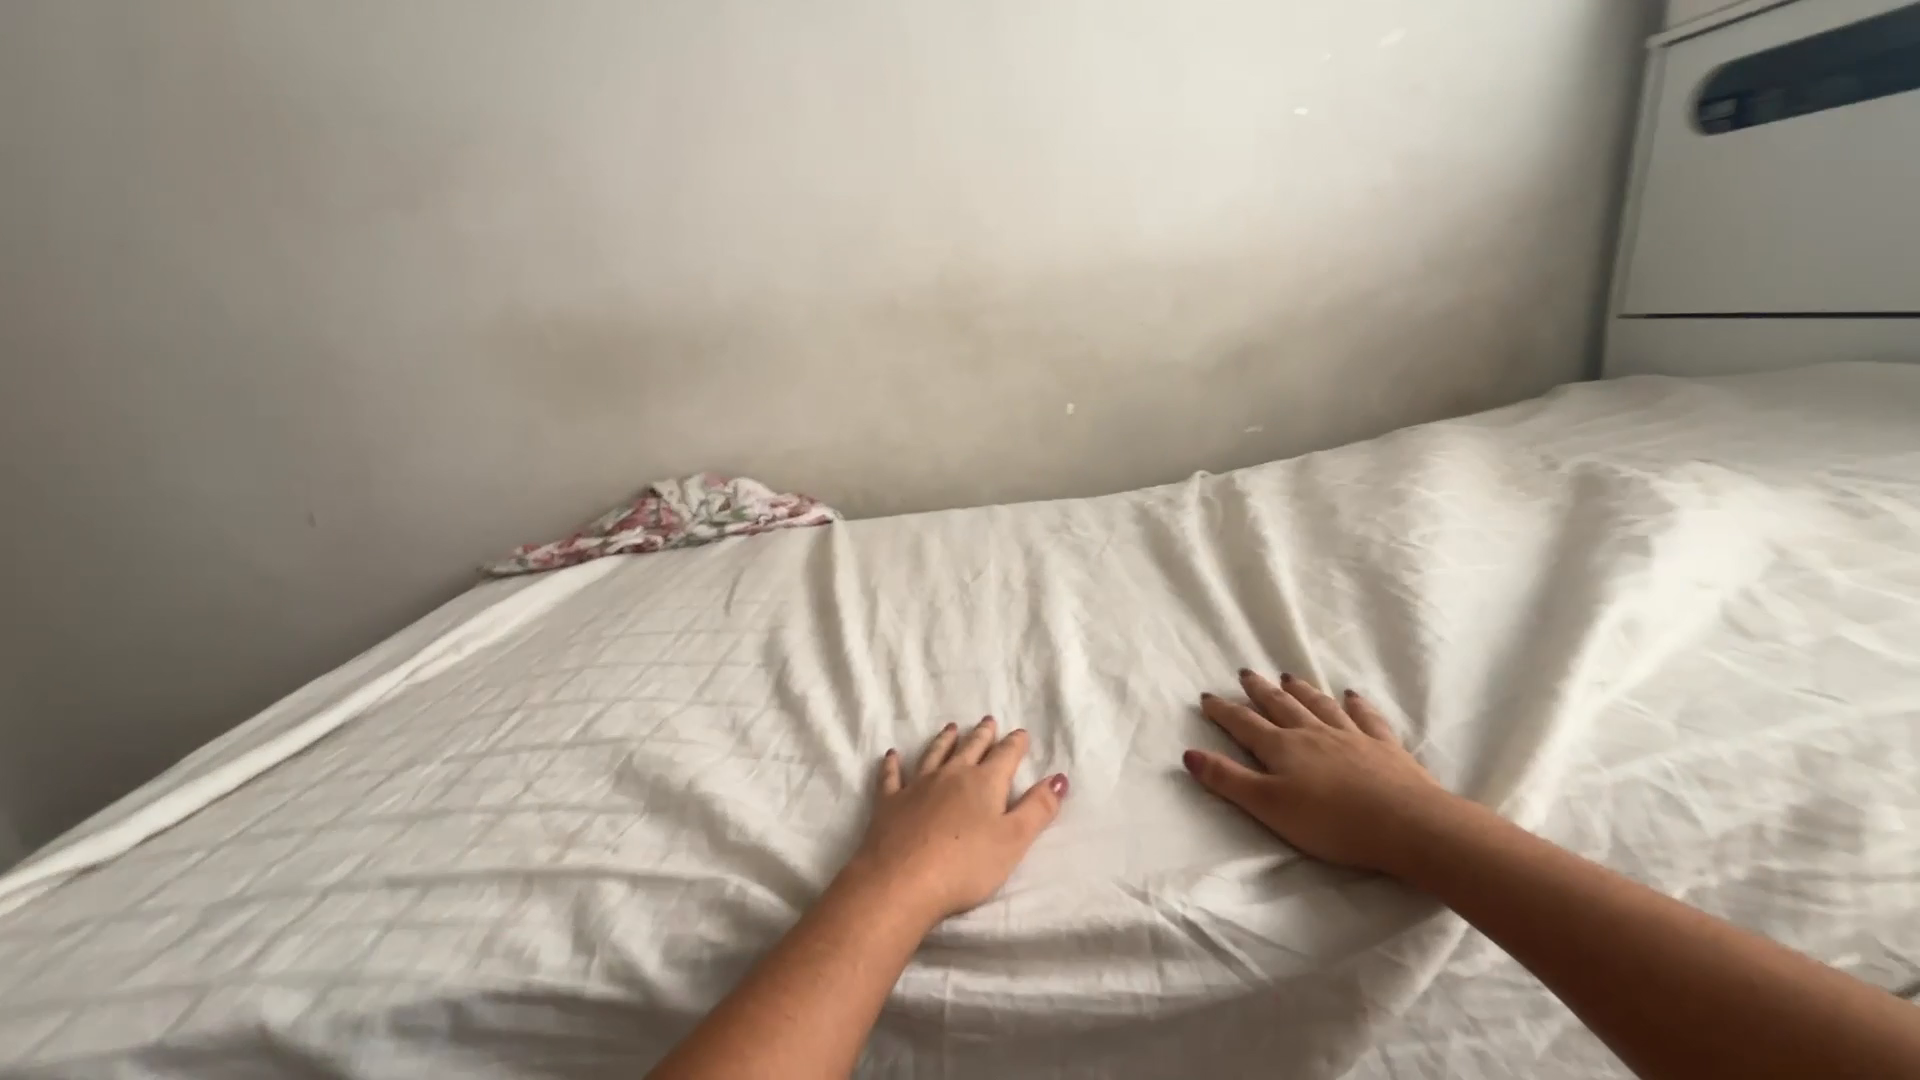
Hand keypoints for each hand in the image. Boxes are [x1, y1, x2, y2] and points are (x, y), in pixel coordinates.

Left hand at [841, 717, 1067, 921]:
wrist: (902, 880)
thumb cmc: (966, 865)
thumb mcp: (1014, 840)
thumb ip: (1038, 808)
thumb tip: (1059, 777)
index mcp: (984, 783)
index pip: (1005, 756)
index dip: (1015, 744)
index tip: (1020, 732)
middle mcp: (951, 776)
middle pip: (970, 749)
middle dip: (982, 735)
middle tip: (988, 721)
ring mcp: (917, 786)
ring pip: (934, 755)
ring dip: (944, 741)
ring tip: (951, 728)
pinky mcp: (890, 803)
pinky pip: (892, 776)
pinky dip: (893, 764)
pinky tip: (892, 755)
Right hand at [1183, 669, 1452, 874]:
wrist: (1408, 825)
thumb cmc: (1332, 822)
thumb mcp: (1268, 806)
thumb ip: (1228, 780)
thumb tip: (1189, 754)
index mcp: (1283, 748)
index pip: (1245, 724)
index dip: (1224, 711)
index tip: (1207, 697)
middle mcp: (1313, 734)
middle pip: (1281, 706)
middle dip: (1260, 690)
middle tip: (1246, 673)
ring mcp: (1352, 737)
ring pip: (1320, 706)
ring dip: (1302, 691)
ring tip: (1290, 676)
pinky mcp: (1385, 748)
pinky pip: (1366, 718)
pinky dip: (1357, 704)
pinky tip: (1352, 695)